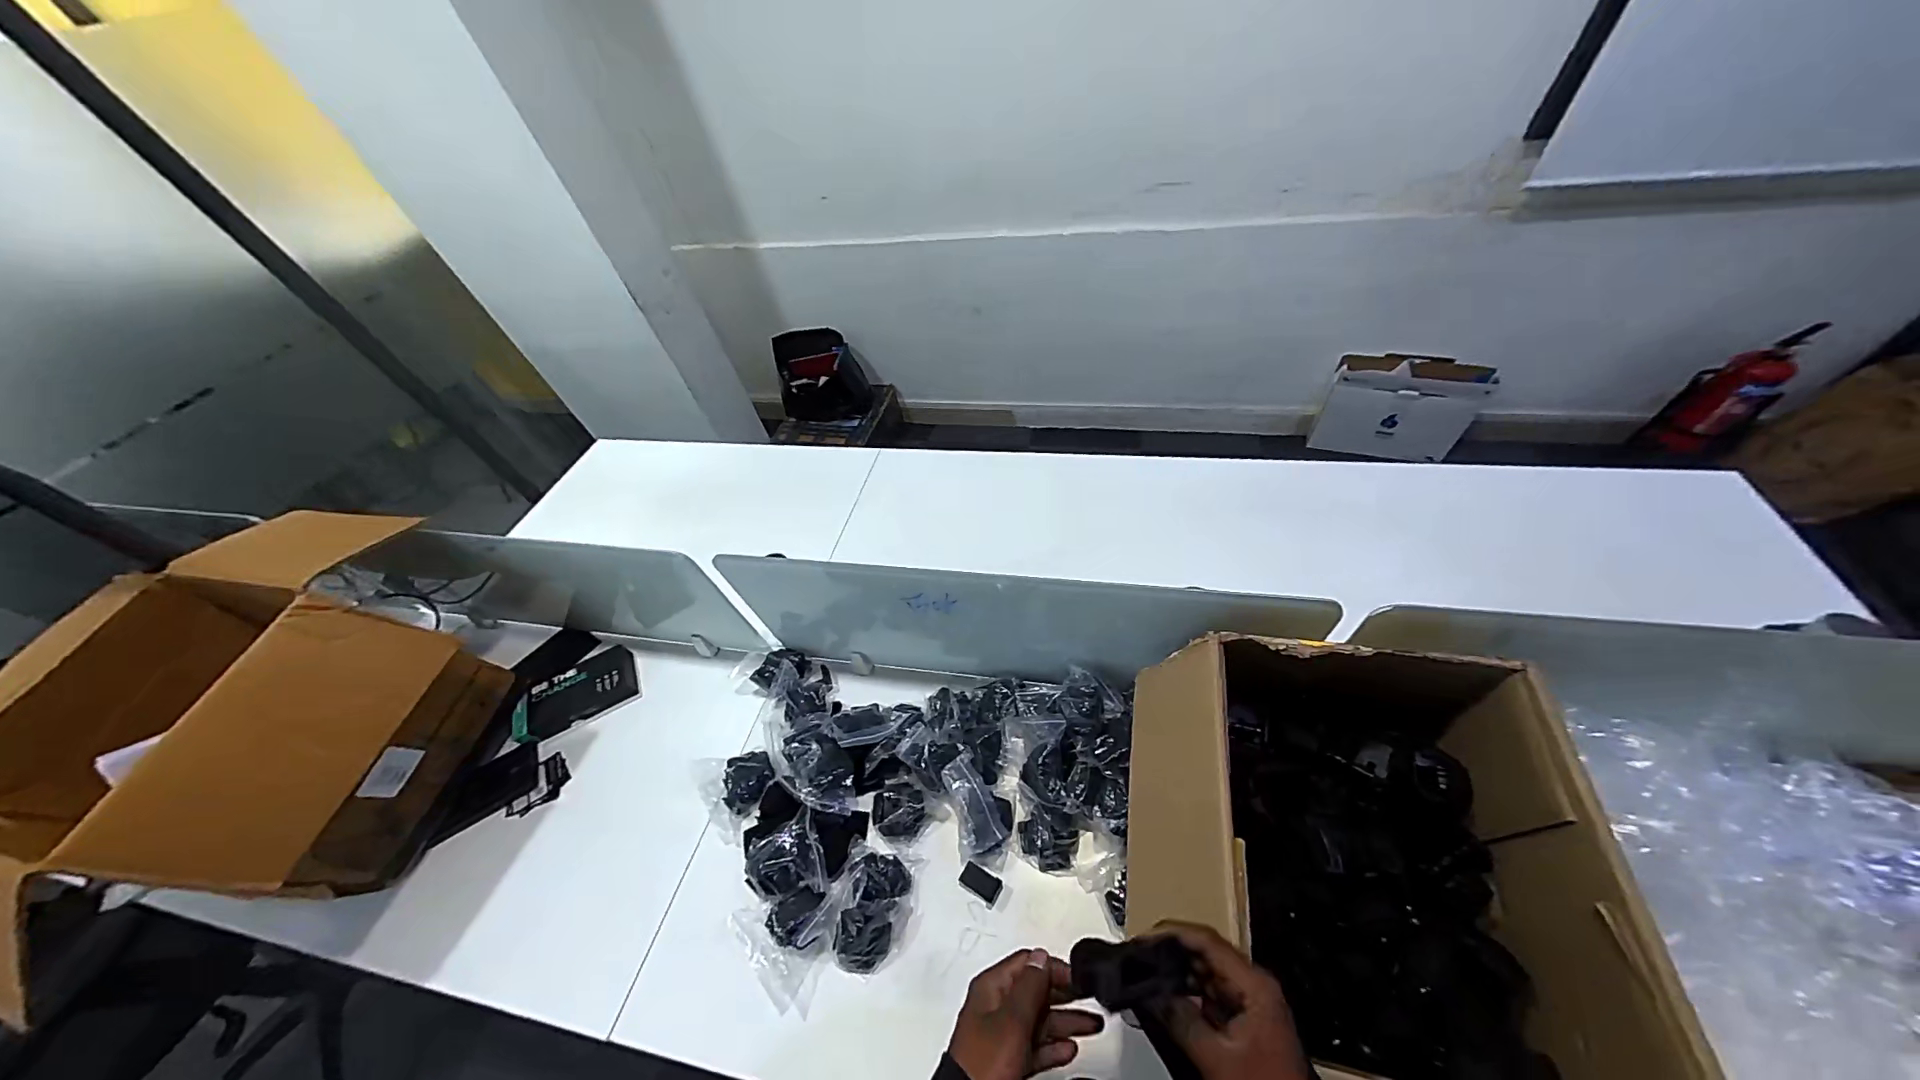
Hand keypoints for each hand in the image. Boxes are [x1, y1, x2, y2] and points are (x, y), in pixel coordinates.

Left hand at [948, 948, 1105, 1079]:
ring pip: (1039, 1020)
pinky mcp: (1007, 1060)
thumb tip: (1041, 957)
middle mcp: (995, 1008)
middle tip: (1090, 997)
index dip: (1054, 968)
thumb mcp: (1012, 1020)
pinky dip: (1054, 1046)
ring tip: (1092, 1024)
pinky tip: (1069, 1049)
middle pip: (1036, 992)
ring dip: (1066, 1021)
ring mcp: (1001, 1035)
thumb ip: (1029, 987)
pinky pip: (1035, 1046)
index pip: (1027, 964)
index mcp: (992, 989)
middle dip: (1065, 995)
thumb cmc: (982, 1064)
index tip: (1079, 978)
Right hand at [1148, 921, 1313, 1079]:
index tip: (1144, 938)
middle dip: (1172, 954)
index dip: (1172, 933)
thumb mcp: (1215, 1057)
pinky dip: (1188, 995)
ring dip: (1178, 976)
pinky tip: (1168, 1002)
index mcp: (1255, 985)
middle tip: (1141, 957)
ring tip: (1149, 978)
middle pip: (1206, 954)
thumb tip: (1151, 994)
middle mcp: (1255, 986)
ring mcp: (1251, 1003)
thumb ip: (1179, 1021)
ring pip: (1206, 974)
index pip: (1207, 941)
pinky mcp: (1245, 1021)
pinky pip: (1210, 996)